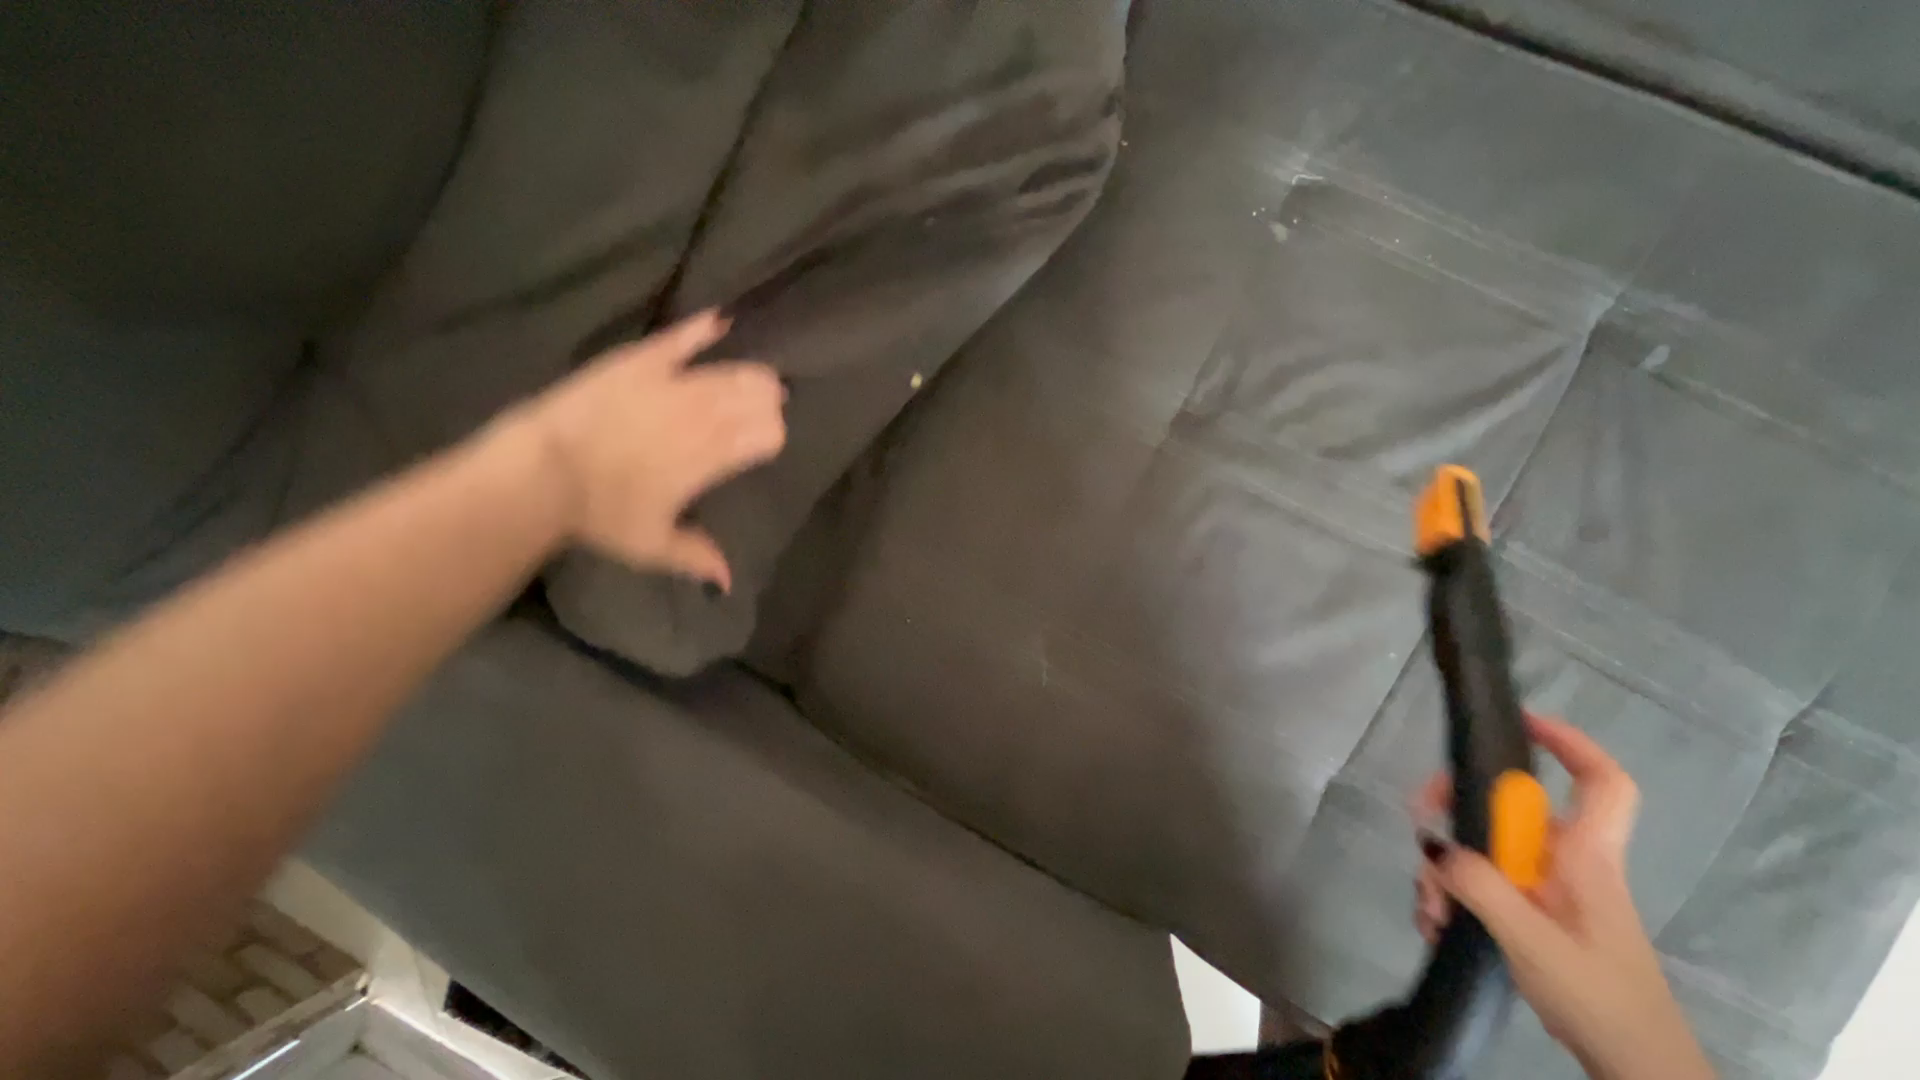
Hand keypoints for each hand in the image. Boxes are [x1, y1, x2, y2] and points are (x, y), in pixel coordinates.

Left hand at [498, 310, 785, 590]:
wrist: (543, 472)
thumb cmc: (601, 513)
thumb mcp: (653, 545)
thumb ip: (697, 557)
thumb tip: (728, 582)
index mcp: (711, 458)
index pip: (768, 434)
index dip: (772, 435)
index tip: (765, 443)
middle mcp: (702, 416)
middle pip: (758, 397)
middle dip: (767, 403)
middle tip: (761, 410)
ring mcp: (672, 384)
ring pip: (731, 369)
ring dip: (748, 375)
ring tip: (752, 380)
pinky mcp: (641, 360)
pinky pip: (681, 337)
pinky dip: (703, 329)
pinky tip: (721, 321)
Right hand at [1411, 715, 1714, 1079]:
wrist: (1634, 1066)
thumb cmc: (1601, 999)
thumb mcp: (1534, 943)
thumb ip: (1483, 888)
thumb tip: (1435, 847)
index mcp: (1587, 858)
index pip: (1602, 783)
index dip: (1571, 744)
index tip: (1521, 723)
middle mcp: (1568, 863)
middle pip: (1510, 808)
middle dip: (1458, 811)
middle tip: (1420, 825)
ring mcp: (1547, 890)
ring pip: (1485, 850)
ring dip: (1446, 872)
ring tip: (1431, 909)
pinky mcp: (1531, 916)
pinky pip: (1482, 885)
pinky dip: (1453, 897)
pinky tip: (1438, 924)